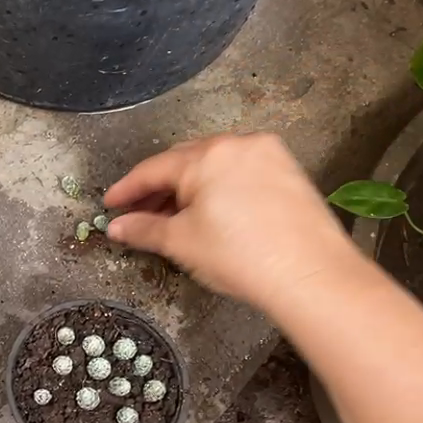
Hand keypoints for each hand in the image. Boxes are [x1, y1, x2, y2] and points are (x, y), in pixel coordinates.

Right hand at [103, 133, 363, 311]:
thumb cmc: (244, 256)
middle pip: (183, 163)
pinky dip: (216, 189)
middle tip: (137, 213)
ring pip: (212, 167)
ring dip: (186, 190)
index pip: (153, 169)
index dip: (127, 189)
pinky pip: (238, 173)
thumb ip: (143, 229)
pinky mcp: (287, 172)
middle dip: (157, 189)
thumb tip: (118, 227)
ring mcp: (267, 156)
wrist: (311, 276)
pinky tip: (206, 214)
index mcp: (207, 155)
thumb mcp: (180, 243)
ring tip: (171, 219)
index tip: (111, 203)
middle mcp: (238, 145)